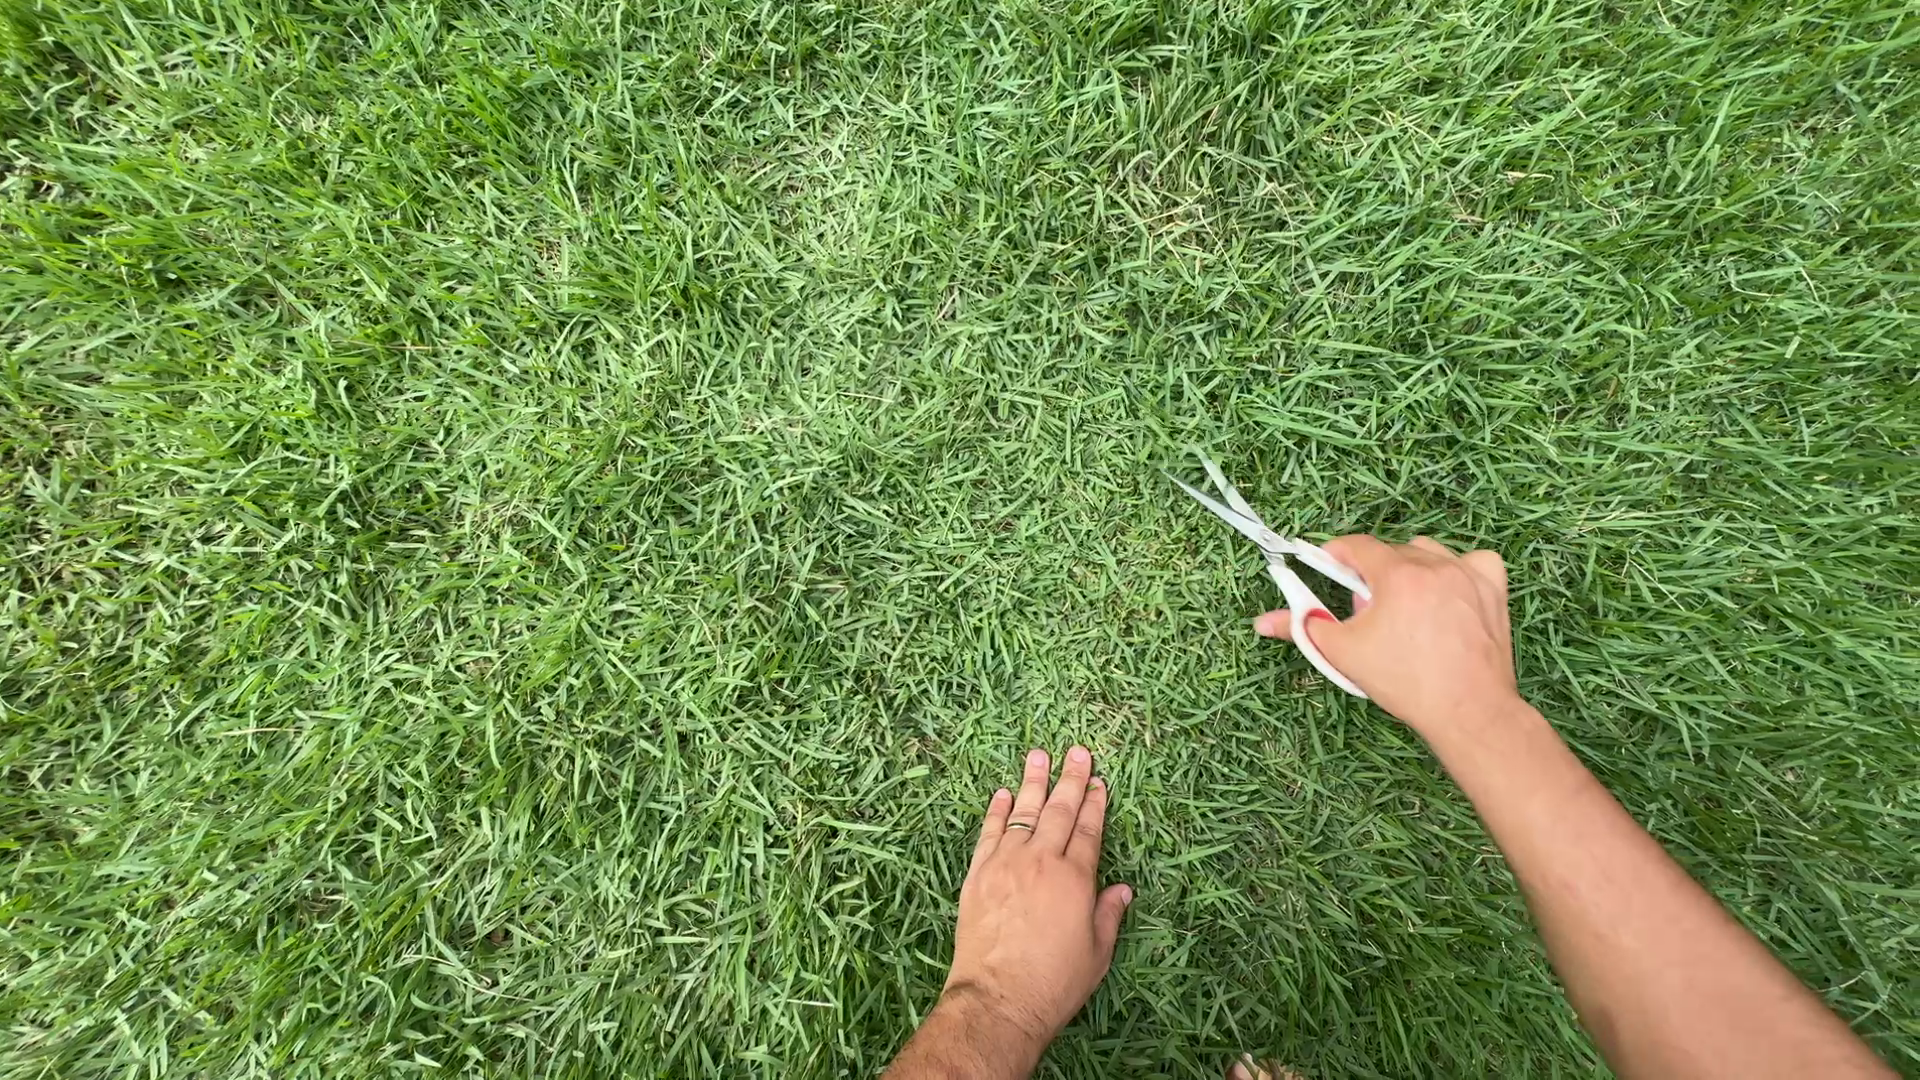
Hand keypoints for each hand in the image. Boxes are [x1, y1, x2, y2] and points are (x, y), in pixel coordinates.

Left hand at [944, 746, 1131, 1055]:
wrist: (998, 999)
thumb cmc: (1054, 982)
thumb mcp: (1096, 954)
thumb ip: (1108, 914)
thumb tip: (1123, 888)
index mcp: (1074, 878)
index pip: (1088, 829)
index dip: (1095, 803)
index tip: (1098, 781)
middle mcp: (1041, 861)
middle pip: (1059, 811)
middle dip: (1070, 779)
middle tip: (1077, 751)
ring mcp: (1006, 862)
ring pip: (1023, 812)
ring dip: (1032, 782)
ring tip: (1038, 755)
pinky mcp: (979, 872)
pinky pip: (989, 833)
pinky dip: (996, 811)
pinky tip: (1001, 794)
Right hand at [1255, 535, 1522, 738]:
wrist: (1468, 710)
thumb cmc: (1403, 680)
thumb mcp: (1342, 652)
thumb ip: (1301, 627)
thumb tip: (1262, 622)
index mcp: (1397, 575)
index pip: (1357, 546)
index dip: (1335, 554)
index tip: (1326, 568)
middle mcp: (1435, 566)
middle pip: (1390, 551)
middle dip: (1370, 571)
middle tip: (1362, 606)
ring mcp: (1469, 577)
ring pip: (1428, 552)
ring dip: (1409, 567)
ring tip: (1401, 601)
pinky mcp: (1494, 592)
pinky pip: (1475, 562)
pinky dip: (1457, 570)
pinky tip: (1447, 592)